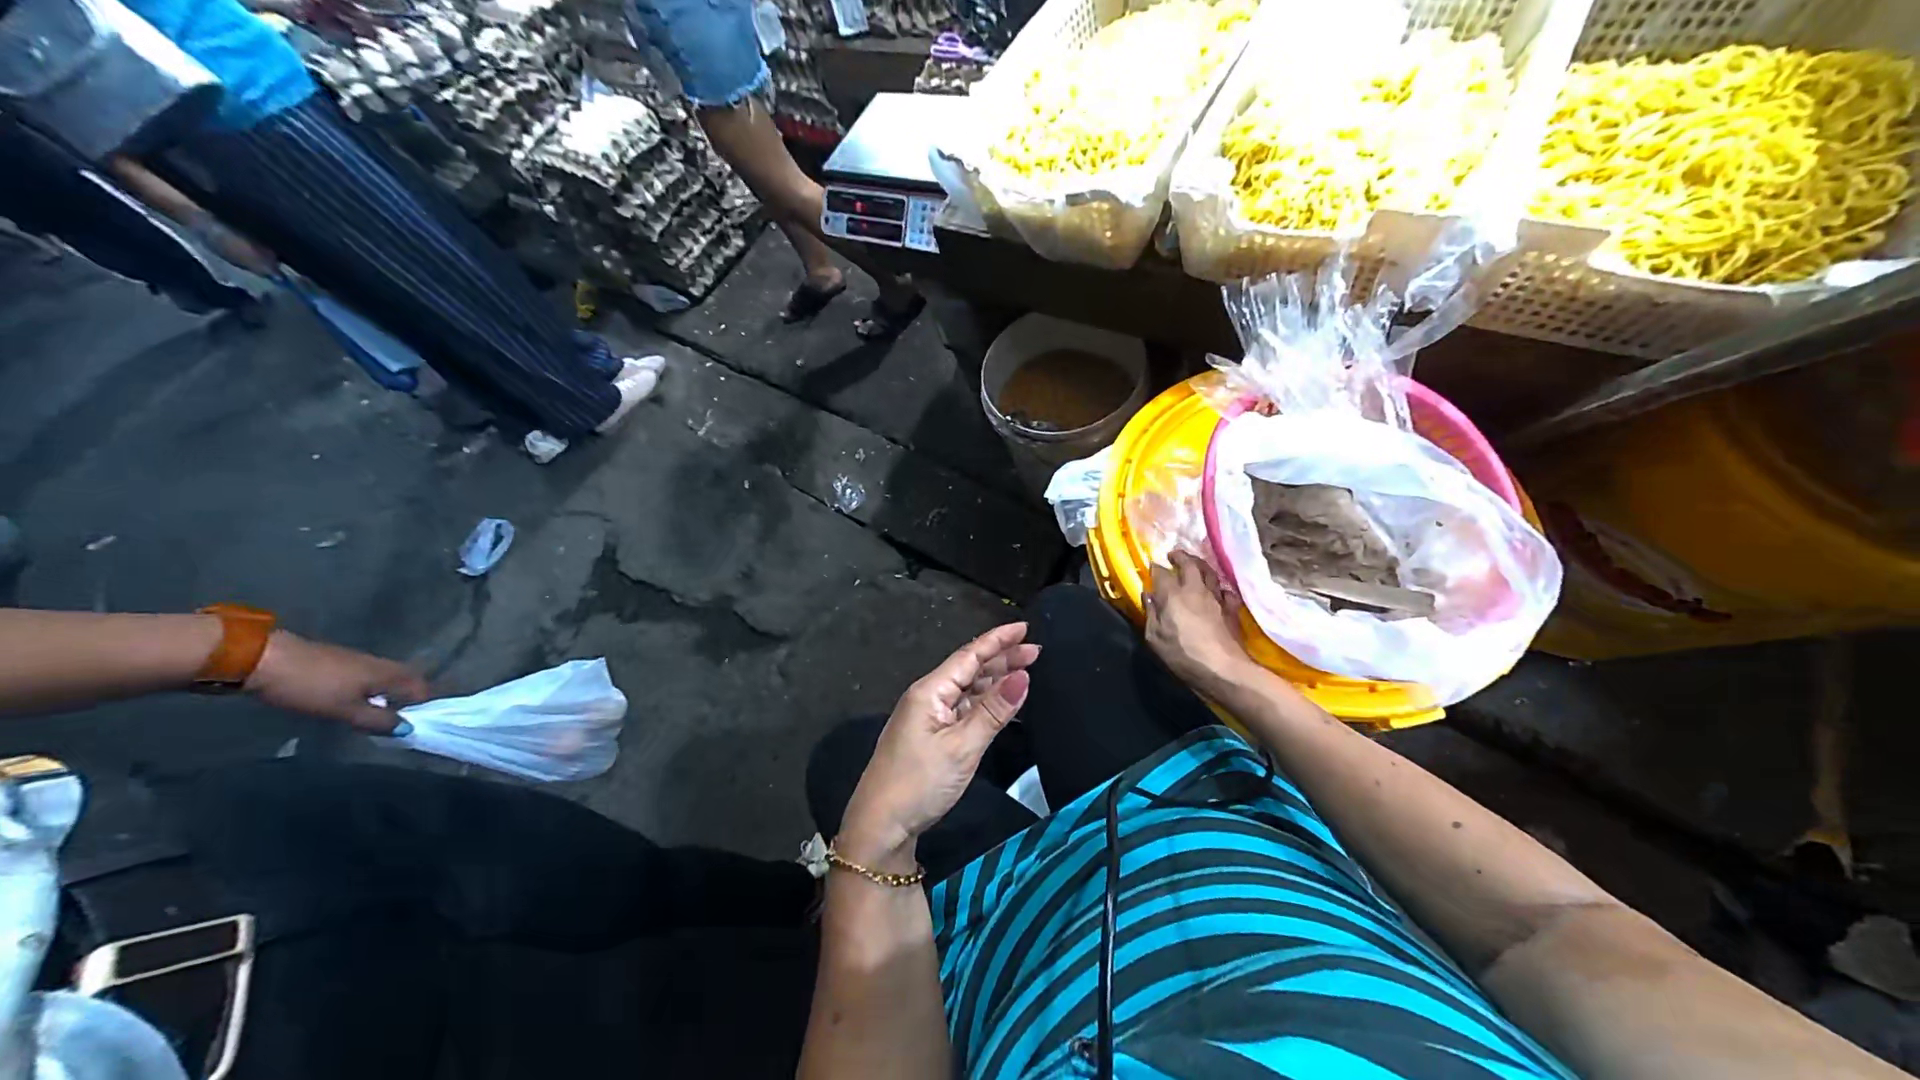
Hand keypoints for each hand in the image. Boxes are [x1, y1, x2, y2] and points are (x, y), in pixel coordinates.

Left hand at [245, 631, 430, 732]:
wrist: (267, 659)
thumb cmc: (311, 687)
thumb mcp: (345, 710)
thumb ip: (378, 720)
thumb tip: (407, 729)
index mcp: (390, 674)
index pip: (422, 689)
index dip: (425, 707)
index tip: (419, 726)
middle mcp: (383, 664)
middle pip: (407, 683)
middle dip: (407, 702)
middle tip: (398, 723)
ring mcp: (361, 660)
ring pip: (387, 680)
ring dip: (388, 697)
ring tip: (376, 716)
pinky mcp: (342, 661)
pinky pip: (370, 678)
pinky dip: (371, 691)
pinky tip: (354, 703)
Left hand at [839, 624, 1039, 870]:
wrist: (881, 825)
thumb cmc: (920, 782)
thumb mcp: (962, 747)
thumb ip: (994, 711)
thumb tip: (1023, 676)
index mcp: (930, 691)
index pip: (969, 655)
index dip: (998, 640)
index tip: (1025, 627)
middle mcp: (928, 697)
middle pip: (969, 669)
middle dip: (1002, 658)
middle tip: (1036, 651)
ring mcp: (929, 718)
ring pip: (967, 690)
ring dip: (995, 679)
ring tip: (1025, 671)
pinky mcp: (932, 737)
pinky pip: (964, 709)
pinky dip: (985, 702)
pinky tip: (1002, 702)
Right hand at [1145, 552, 1255, 694]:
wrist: (1224, 669)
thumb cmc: (1183, 655)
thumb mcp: (1155, 638)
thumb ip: (1150, 614)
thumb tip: (1148, 595)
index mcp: (1172, 595)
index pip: (1161, 573)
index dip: (1155, 568)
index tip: (1151, 568)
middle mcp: (1195, 589)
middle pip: (1189, 564)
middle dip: (1180, 557)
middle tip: (1173, 556)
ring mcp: (1216, 597)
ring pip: (1209, 571)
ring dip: (1200, 564)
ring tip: (1194, 564)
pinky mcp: (1231, 608)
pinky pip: (1225, 590)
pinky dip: (1219, 587)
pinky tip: (1216, 591)